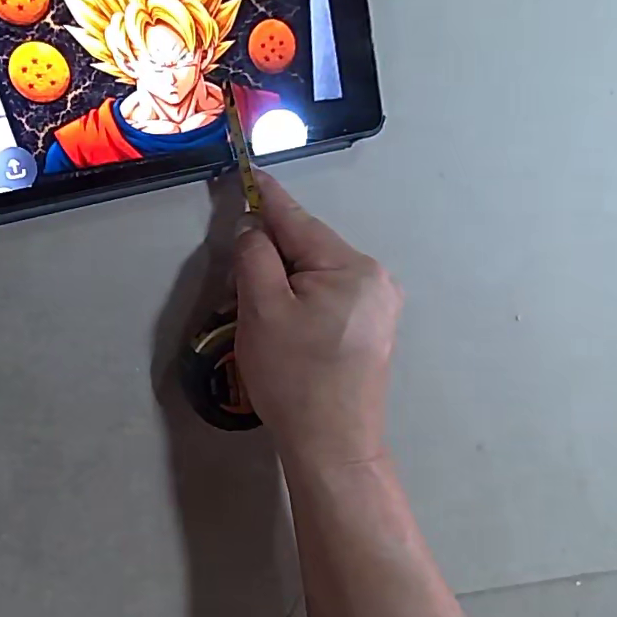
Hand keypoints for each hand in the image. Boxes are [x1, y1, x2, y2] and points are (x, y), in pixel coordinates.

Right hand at [233, 172, 403, 468]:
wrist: (333, 444)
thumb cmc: (294, 377)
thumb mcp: (262, 310)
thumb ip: (254, 257)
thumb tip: (252, 228)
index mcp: (351, 267)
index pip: (298, 221)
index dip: (267, 197)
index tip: (249, 172)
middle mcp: (375, 278)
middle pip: (308, 248)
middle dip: (270, 253)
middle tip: (237, 279)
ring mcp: (379, 305)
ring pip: (316, 273)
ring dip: (283, 278)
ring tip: (257, 309)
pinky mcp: (373, 328)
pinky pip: (329, 294)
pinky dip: (300, 296)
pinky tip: (284, 320)